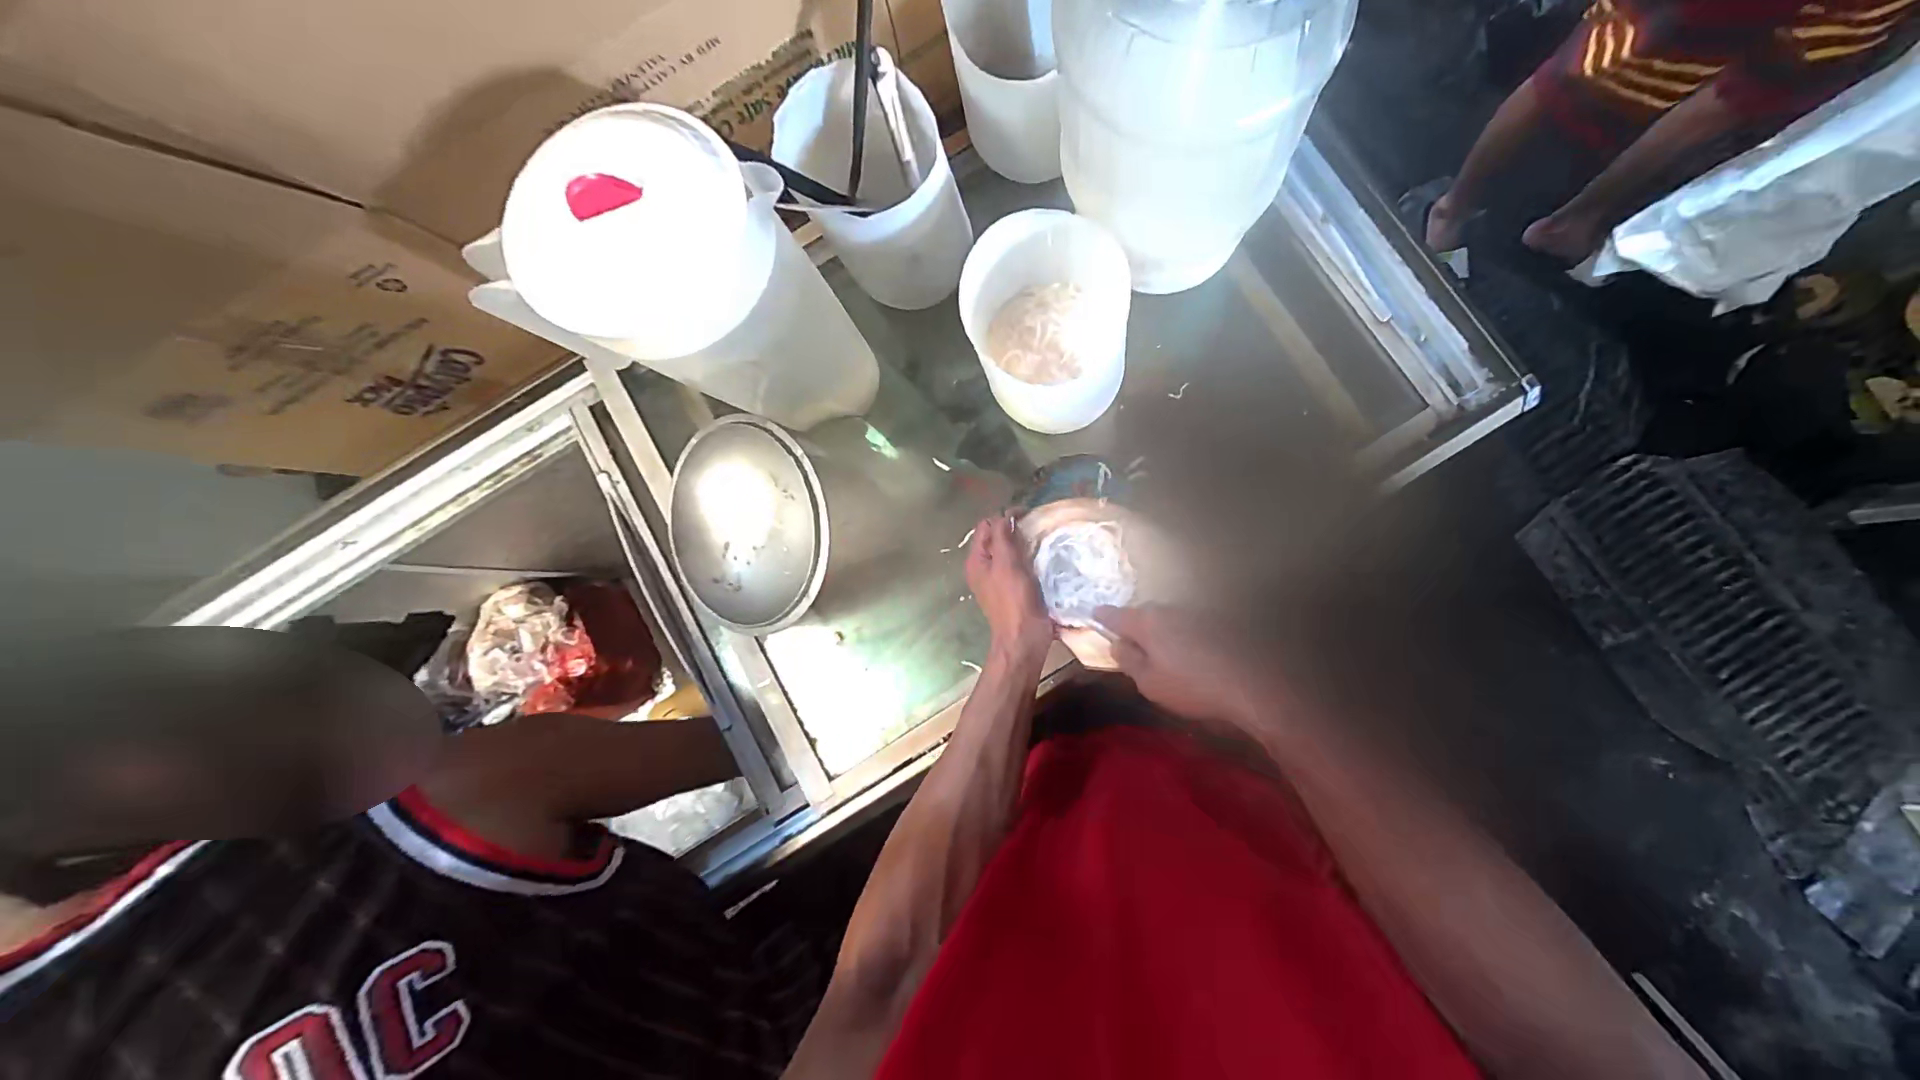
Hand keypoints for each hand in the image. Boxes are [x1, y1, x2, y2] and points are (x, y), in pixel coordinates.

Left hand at [967, 515, 1052, 662]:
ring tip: (1040, 537)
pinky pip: (1019, 565)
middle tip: (1035, 525)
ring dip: (1022, 543)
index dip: (1003, 517)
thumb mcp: (1006, 564)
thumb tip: (1004, 514)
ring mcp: (998, 579)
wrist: (1024, 637)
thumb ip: (1003, 537)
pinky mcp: (1014, 588)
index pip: (985, 527)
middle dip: (1013, 528)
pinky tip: (1042, 555)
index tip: (1026, 514)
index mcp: (976, 561)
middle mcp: (984, 568)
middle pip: (996, 538)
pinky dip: (1028, 557)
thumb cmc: (1013, 600)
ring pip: (1009, 551)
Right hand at [1095, 604, 1273, 734]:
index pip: (1114, 614)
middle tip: (1128, 646)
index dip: (1101, 617)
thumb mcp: (1148, 682)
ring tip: (1160, 656)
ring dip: (1159, 633)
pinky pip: (1186, 627)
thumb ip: (1128, 660)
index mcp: (1146, 621)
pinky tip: (1187, 657)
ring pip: (1166, 620)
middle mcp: (1168, 609)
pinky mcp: (1216, 624)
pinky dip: (1180, 638)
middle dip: (1133, 627)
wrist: (1250, 686)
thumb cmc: (1190, 686)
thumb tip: (1117, 644)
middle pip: (1141, 615)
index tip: (1093, 616)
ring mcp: (1194, 614)